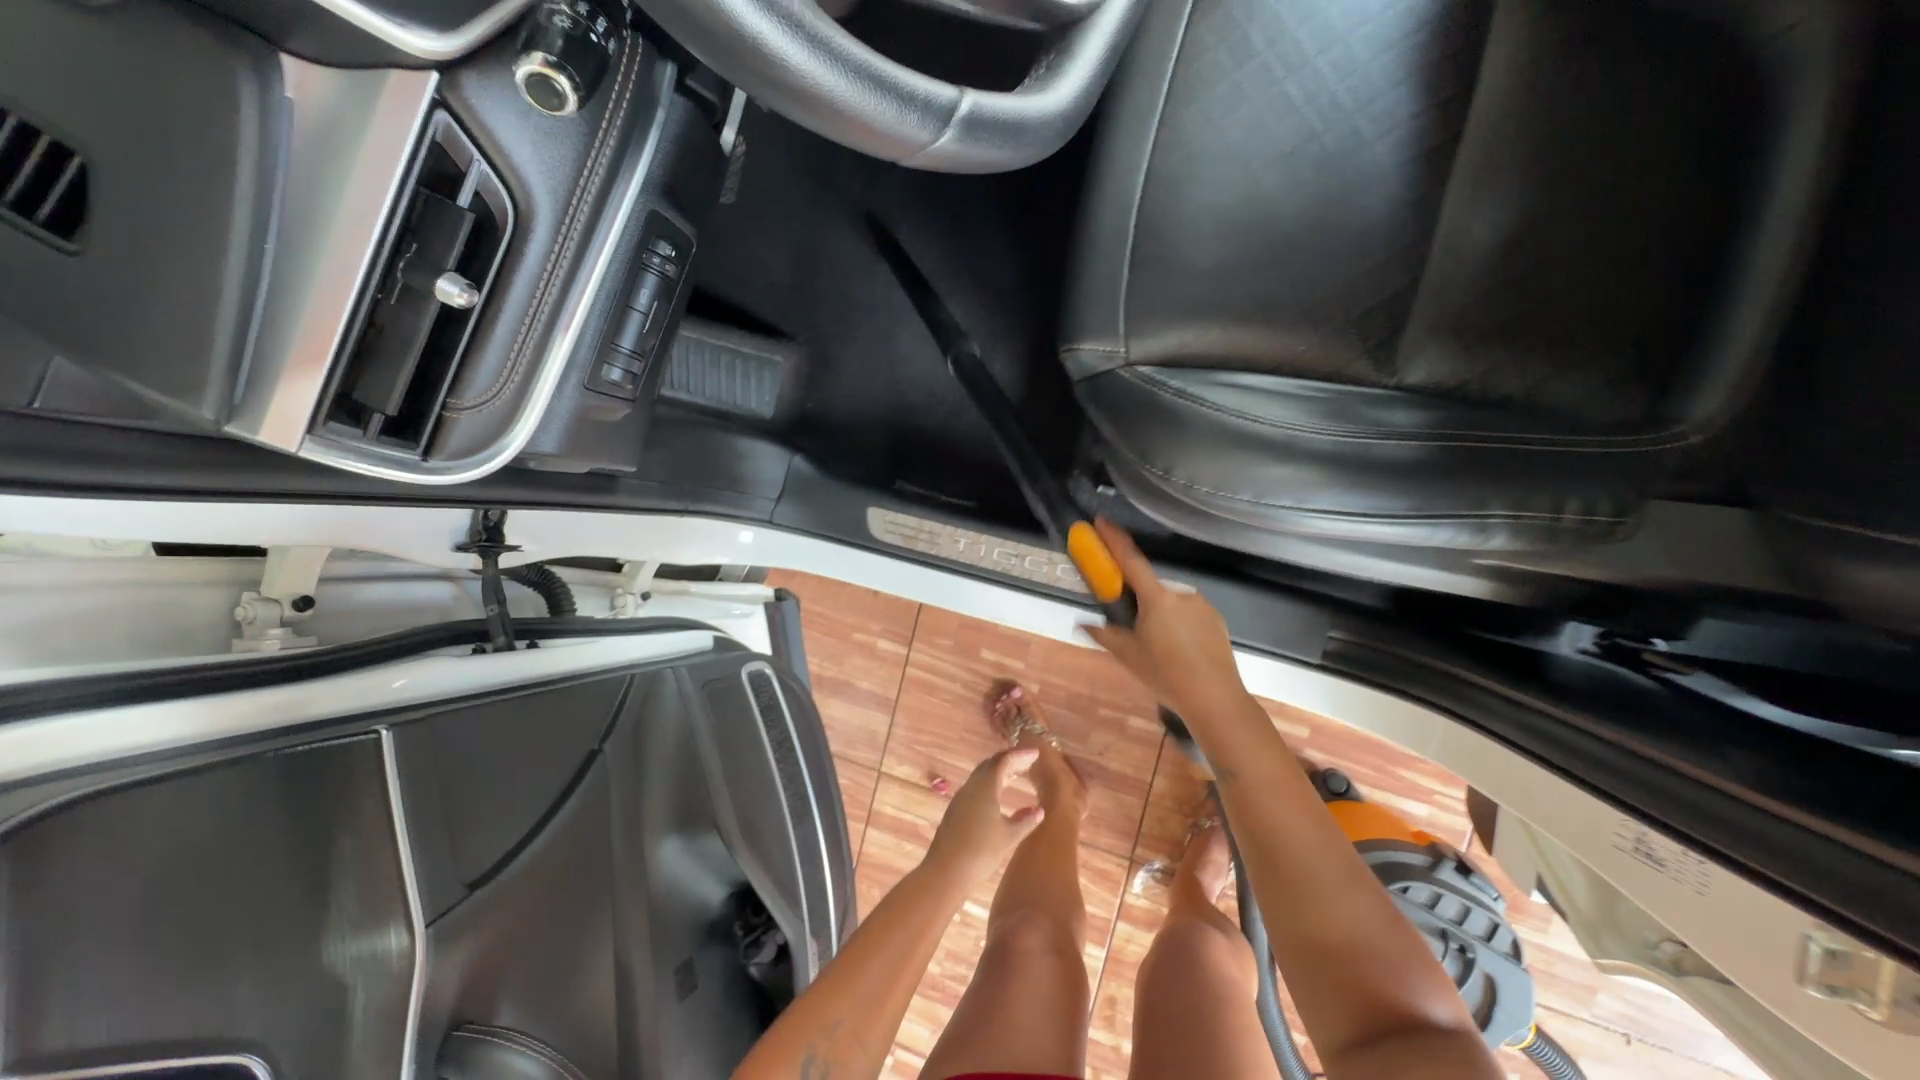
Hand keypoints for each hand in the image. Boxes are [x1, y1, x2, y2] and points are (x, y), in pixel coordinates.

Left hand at [925, 748, 1046, 883]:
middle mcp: (971, 788)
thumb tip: (1039, 809)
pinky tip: (995, 796)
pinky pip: (974, 787)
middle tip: (1026, 762)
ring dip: (997, 771)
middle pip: (990, 765)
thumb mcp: (1009, 837)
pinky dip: (989, 783)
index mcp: (985, 788)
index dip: (1020, 755)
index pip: (1003, 761)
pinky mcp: (955, 810)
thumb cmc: (981, 852)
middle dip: (1008, 760)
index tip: (1035, 753)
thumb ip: (1026, 820)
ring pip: (980, 776)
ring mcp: (960, 799)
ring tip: (1014, 774)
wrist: (946, 871)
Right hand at [1082, 518, 1242, 717]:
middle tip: (1134, 630)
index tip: (1102, 521)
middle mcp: (1180, 594)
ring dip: (1162, 617)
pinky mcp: (1217, 620)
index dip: (1114, 539)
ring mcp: (1202, 606)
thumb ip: (1105, 635)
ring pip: (1172, 604)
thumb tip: (1085, 624)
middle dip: (1140, 602)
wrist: (1214, 697)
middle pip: (1152, 589)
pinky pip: (1190, 616)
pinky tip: (1181, 654)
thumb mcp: (1128, 656)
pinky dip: (1181, 627)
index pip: (1131, 560)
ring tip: (1161, 651)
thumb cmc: (1165, 674)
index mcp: (1156, 598)